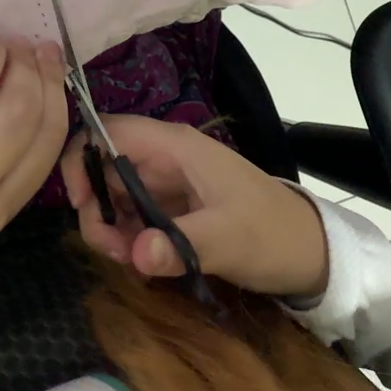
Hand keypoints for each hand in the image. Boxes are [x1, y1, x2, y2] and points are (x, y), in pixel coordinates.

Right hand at [62, 115, 329, 297]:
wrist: (311, 252)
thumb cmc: (272, 233)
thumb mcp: (230, 240)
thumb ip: (181, 246)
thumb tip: (136, 255)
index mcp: (174, 147)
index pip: (109, 130)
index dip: (83, 158)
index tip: (79, 203)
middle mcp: (163, 157)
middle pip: (103, 166)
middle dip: (95, 206)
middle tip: (112, 250)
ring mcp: (165, 182)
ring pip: (113, 193)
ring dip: (108, 226)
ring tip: (129, 260)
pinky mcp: (170, 207)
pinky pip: (131, 214)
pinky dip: (127, 237)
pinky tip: (142, 260)